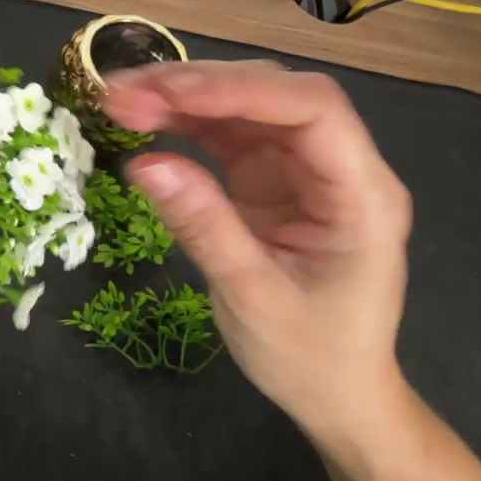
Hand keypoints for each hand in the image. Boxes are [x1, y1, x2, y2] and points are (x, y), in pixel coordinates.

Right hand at [102, 61, 412, 436]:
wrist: (333, 394)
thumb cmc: (311, 357)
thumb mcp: (253, 297)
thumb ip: (204, 226)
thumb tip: (142, 164)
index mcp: (362, 195)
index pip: (312, 110)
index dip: (241, 89)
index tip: (169, 92)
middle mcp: (334, 166)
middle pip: (272, 95)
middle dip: (198, 86)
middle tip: (123, 94)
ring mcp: (298, 168)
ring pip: (241, 106)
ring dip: (180, 97)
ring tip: (118, 100)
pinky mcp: (267, 176)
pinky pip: (223, 133)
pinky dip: (181, 122)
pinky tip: (141, 120)